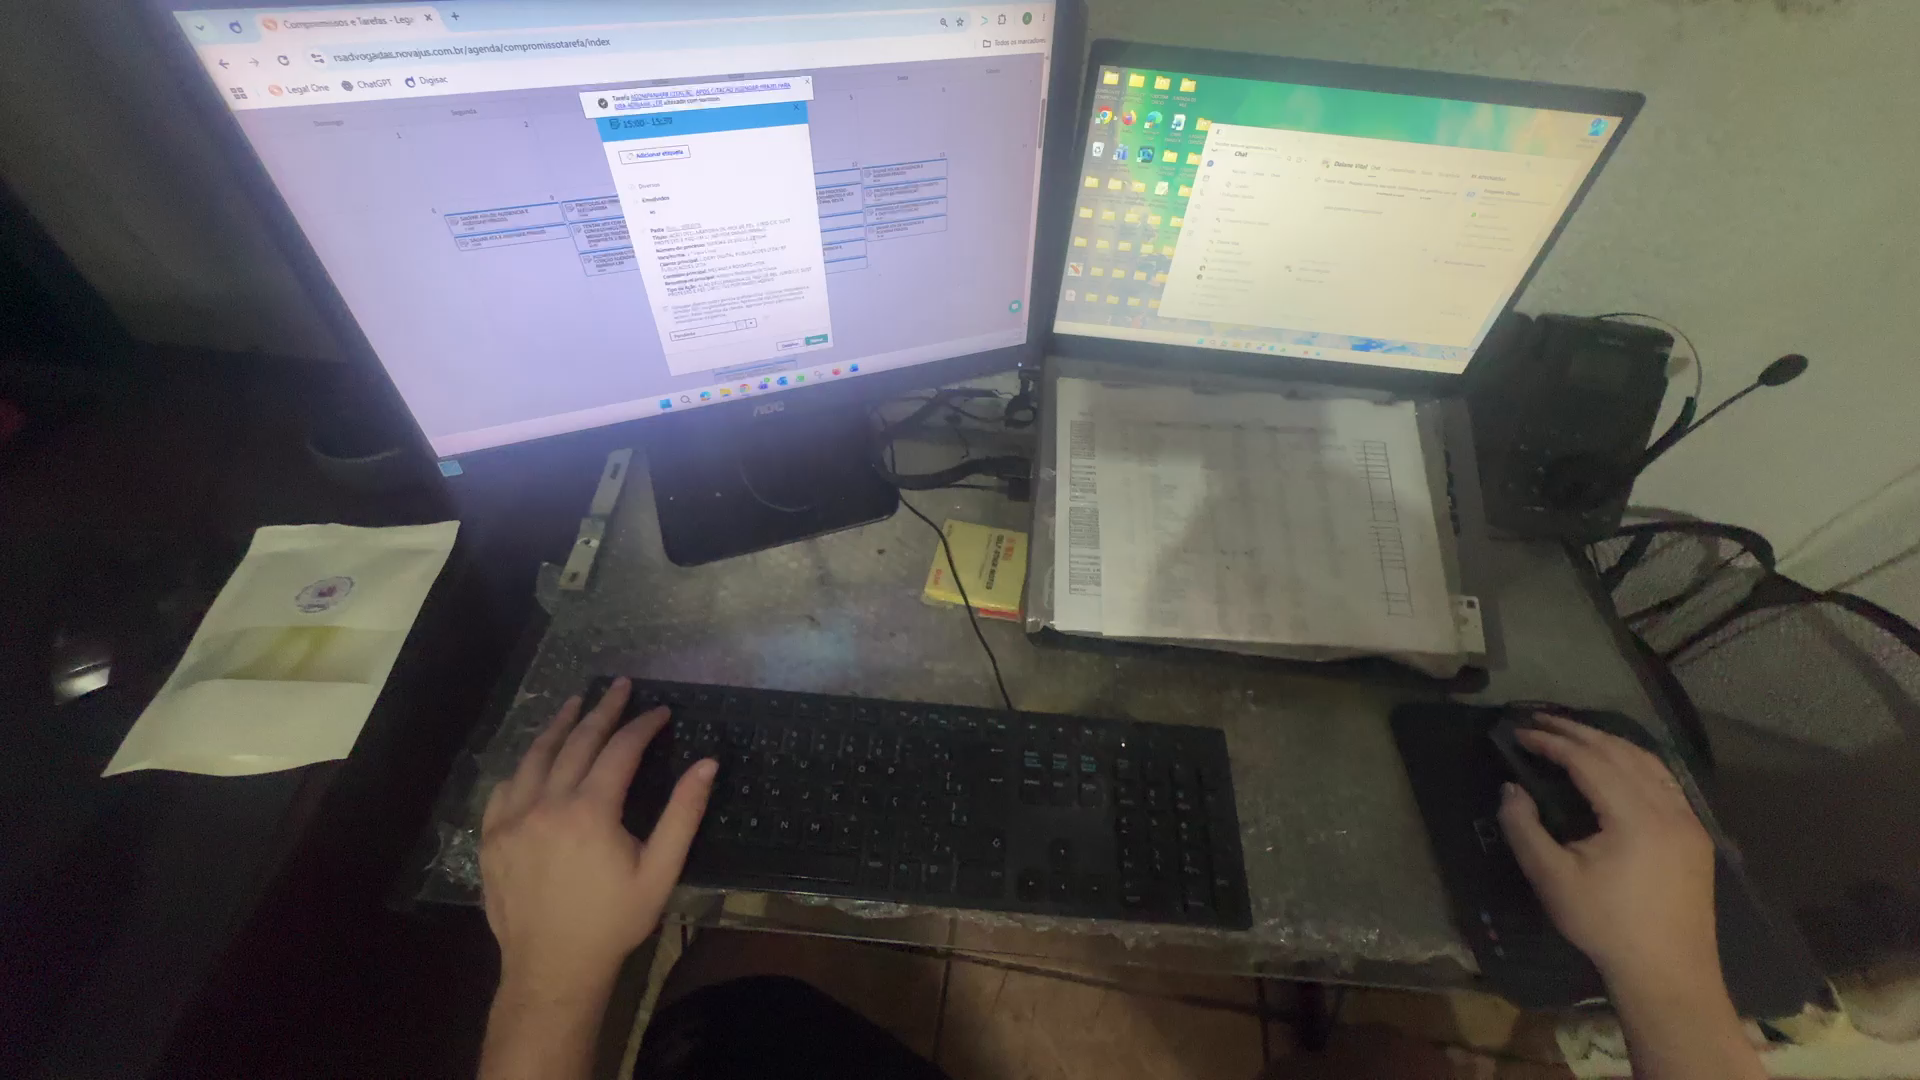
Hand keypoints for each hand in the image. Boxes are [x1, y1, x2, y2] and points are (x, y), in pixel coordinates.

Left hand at [480, 678, 715, 998]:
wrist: (552, 969)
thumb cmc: (615, 919)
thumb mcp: (661, 869)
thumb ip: (684, 812)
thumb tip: (707, 763)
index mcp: (590, 811)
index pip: (620, 749)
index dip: (643, 725)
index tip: (661, 710)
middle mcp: (546, 805)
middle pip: (577, 742)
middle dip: (602, 710)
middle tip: (620, 686)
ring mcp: (512, 821)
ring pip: (535, 757)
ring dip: (559, 726)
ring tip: (577, 702)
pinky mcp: (492, 839)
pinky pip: (505, 788)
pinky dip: (524, 764)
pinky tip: (536, 758)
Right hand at [1497, 714, 1717, 992]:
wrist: (1668, 974)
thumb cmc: (1604, 923)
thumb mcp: (1549, 875)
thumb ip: (1522, 825)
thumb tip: (1511, 788)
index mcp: (1636, 820)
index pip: (1590, 762)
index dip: (1551, 743)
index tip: (1518, 733)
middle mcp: (1670, 813)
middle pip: (1621, 754)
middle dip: (1576, 732)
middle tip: (1537, 720)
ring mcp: (1689, 824)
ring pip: (1648, 763)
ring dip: (1607, 741)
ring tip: (1570, 732)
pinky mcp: (1694, 837)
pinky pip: (1664, 781)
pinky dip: (1633, 759)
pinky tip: (1612, 760)